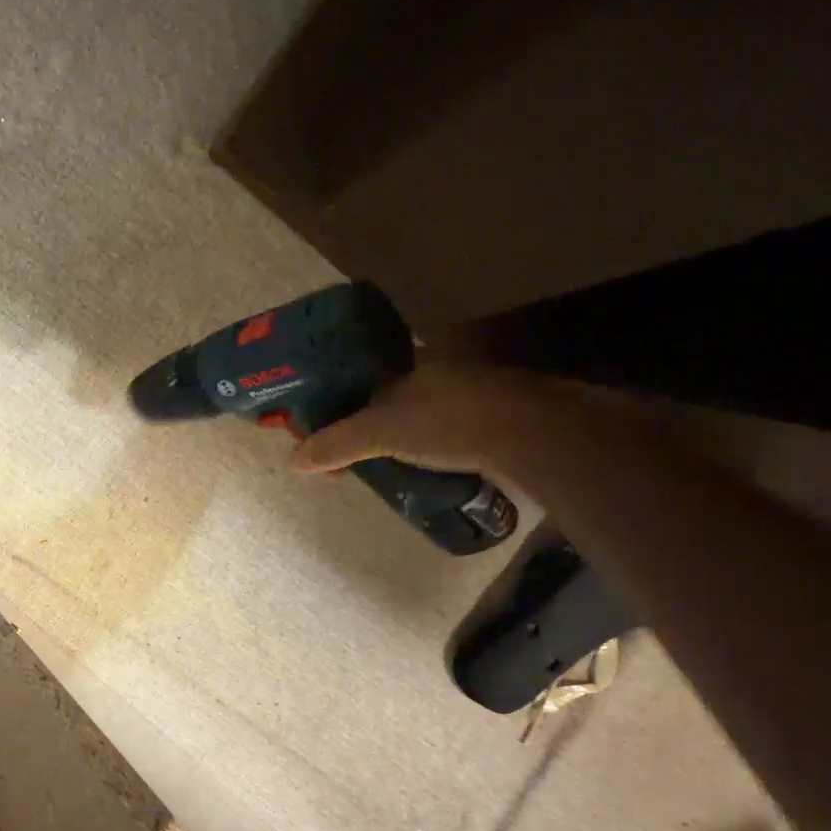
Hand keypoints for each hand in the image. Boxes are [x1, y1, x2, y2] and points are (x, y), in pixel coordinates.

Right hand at [291, 362, 562, 477]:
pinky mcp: (502, 420)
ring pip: (425, 413)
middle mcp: (442, 370)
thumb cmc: (447, 421)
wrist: (537, 437)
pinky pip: (453, 431)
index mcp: (409, 362)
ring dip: (406, 436)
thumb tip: (293, 461)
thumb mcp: (377, 434)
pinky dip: (436, 448)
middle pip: (392, 394)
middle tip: (355, 449)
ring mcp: (476, 394)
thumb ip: (335, 445)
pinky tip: (430, 468)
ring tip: (389, 463)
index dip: (340, 398)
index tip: (328, 423)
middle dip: (371, 419)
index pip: (362, 375)